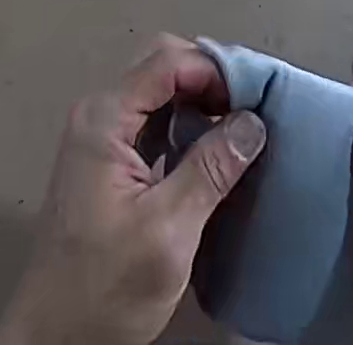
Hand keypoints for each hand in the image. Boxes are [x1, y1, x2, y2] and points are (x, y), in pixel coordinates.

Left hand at [0, 36, 267, 344]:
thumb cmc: (103, 292)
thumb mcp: (167, 232)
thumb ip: (211, 169)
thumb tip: (254, 121)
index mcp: (103, 120)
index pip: (168, 61)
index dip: (214, 71)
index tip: (252, 100)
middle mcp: (98, 115)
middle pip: (163, 65)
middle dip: (209, 79)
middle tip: (246, 110)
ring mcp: (101, 135)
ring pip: (161, 89)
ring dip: (201, 100)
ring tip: (237, 128)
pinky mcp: (109, 158)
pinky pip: (154, 117)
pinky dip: (187, 121)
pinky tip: (211, 148)